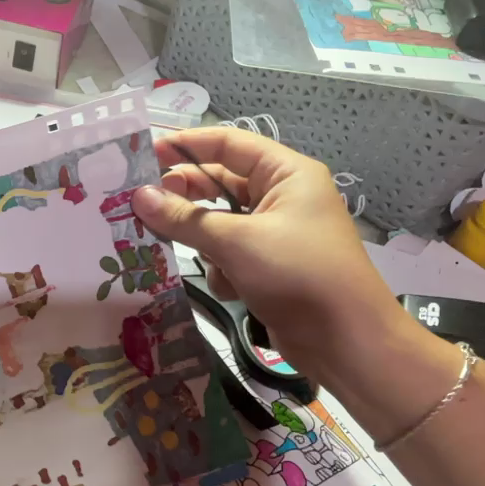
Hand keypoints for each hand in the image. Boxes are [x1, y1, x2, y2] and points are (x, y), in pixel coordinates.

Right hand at [129, 127, 410, 380]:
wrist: (346, 341)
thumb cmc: (298, 275)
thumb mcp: (236, 242)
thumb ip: (184, 218)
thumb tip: (138, 196)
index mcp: (286, 174)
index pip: (228, 144)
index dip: (186, 145)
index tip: (144, 154)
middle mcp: (281, 197)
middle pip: (219, 183)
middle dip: (185, 198)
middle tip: (142, 205)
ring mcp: (274, 233)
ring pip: (218, 223)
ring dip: (202, 241)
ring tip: (178, 250)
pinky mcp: (268, 266)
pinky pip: (228, 254)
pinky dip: (221, 269)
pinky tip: (229, 288)